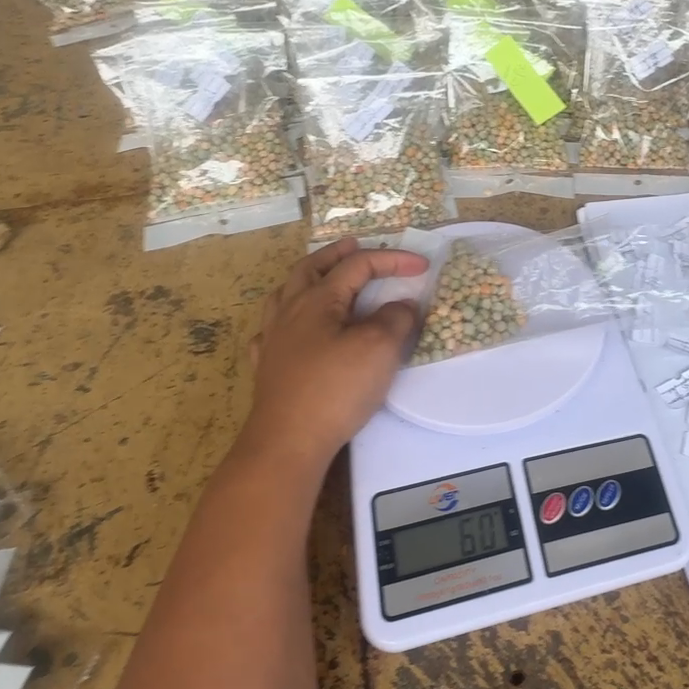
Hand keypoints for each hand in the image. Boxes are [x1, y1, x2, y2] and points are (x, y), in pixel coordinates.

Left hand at [237, 238, 428, 468]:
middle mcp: (290, 311)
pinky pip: (271, 330)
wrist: (287, 443)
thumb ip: (395, 319)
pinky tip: (290, 328)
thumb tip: (402, 306)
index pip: (357, 265)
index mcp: (318, 300)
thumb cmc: (335, 389)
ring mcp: (274, 340)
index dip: (391, 259)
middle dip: (336, 254)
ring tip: (321, 276)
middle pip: (311, 268)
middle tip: (354, 245)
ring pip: (285, 294)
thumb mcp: (379, 349)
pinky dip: (285, 318)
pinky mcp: (267, 369)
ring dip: (307, 278)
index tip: (421, 266)